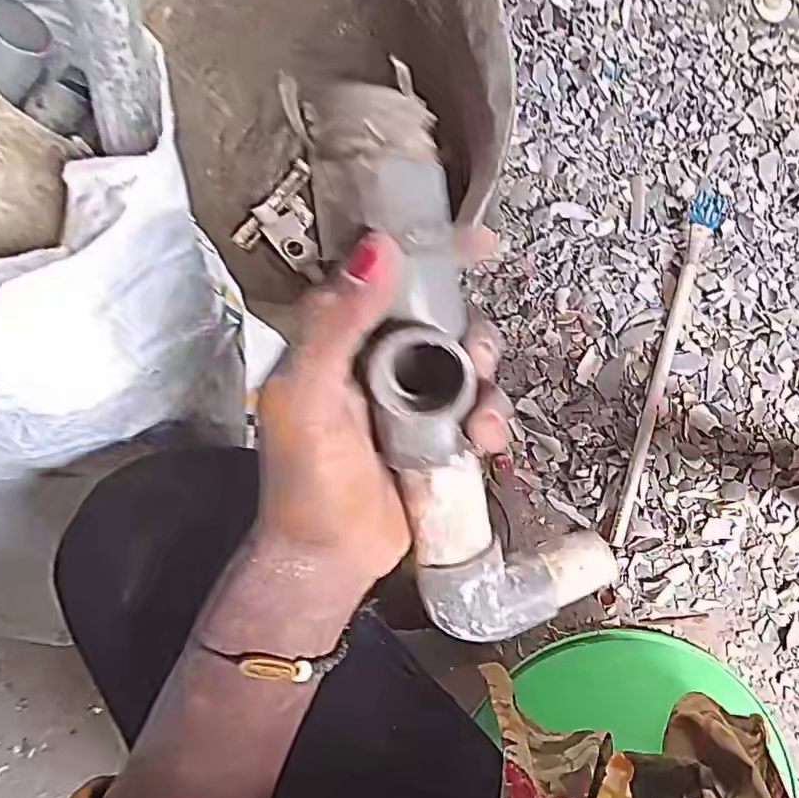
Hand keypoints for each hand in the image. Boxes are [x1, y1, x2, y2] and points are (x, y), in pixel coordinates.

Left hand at [197, 232, 510, 656]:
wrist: (332, 555)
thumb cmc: (305, 481)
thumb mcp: (311, 396)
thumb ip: (337, 323)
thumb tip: (377, 250)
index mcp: (343, 341)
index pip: (388, 277)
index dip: (431, 254)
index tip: (473, 242)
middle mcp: (385, 362)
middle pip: (446, 322)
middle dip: (471, 336)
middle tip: (472, 358)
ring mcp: (419, 401)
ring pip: (472, 368)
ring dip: (488, 386)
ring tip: (479, 418)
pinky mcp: (445, 435)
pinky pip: (483, 411)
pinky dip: (493, 421)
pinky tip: (484, 441)